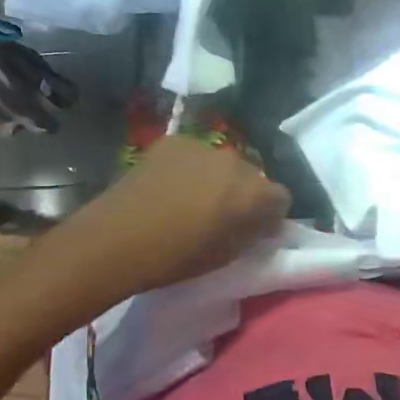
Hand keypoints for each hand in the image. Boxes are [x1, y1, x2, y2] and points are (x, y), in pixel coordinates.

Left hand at [35, 137, 289, 310]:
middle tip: (220, 214)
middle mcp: (235, 161)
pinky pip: (193, 154)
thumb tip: (262, 222)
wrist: (118, 237)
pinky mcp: (173, 141)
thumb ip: (252, 233)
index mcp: (254, 193)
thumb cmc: (175, 258)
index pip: (281, 197)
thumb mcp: (226, 255)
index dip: (270, 214)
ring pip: (221, 162)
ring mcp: (202, 146)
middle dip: (243, 192)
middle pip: (252, 175)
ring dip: (215, 177)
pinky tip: (168, 185)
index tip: (254, 229)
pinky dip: (188, 167)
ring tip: (190, 198)